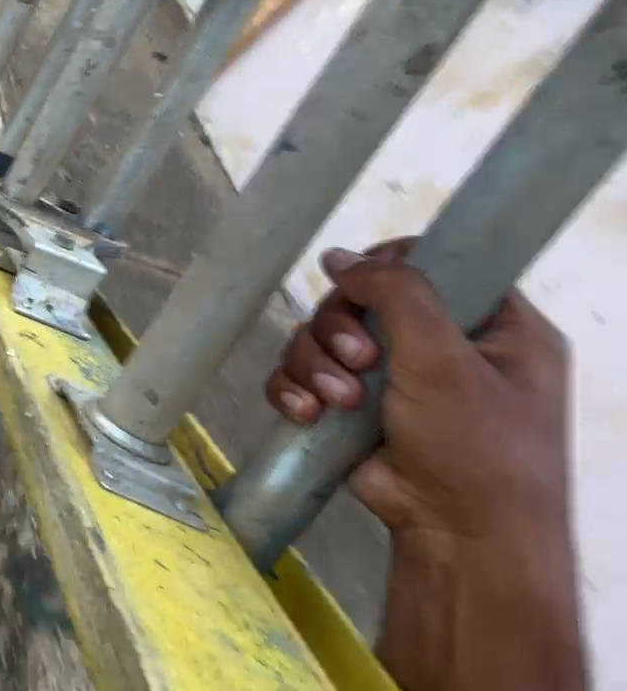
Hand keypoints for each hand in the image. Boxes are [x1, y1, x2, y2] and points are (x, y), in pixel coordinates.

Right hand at [265, 244, 583, 690]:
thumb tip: (338, 255)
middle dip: (339, 329)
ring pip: (320, 337)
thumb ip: (397, 295)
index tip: (362, 283)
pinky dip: (295, 388)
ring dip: (314, 364)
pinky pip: (300, 374)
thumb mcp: (445, 360)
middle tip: (357, 361)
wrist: (455, 533)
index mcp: (493, 328)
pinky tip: (306, 411)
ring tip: (334, 400)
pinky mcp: (349, 405)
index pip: (434, 266)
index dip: (389, 266)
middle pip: (359, 301)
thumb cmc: (477, 446)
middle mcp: (440, 347)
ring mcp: (391, 378)